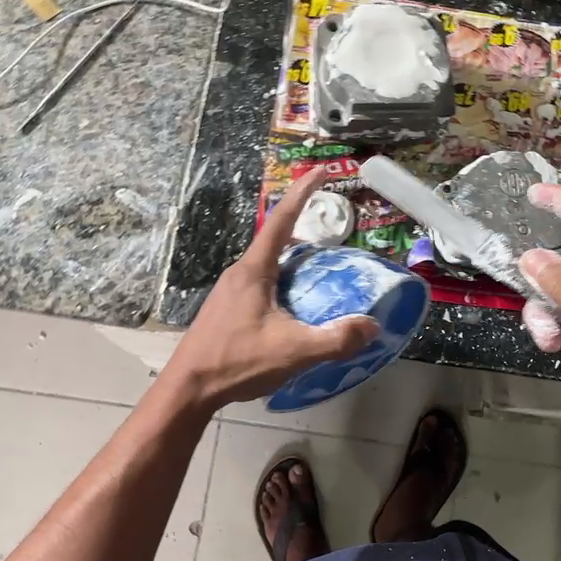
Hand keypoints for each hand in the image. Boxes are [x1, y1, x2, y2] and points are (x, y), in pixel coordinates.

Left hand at [165, 168, 379, 409]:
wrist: (188, 389)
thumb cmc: (237, 361)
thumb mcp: (294, 351)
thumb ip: (335, 339)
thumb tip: (372, 325)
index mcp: (254, 270)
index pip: (282, 219)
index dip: (303, 192)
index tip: (322, 171)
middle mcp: (240, 273)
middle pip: (276, 241)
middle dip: (304, 231)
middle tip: (334, 235)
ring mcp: (229, 291)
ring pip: (268, 265)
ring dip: (294, 263)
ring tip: (321, 273)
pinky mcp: (226, 310)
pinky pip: (261, 284)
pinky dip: (283, 284)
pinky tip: (294, 307)